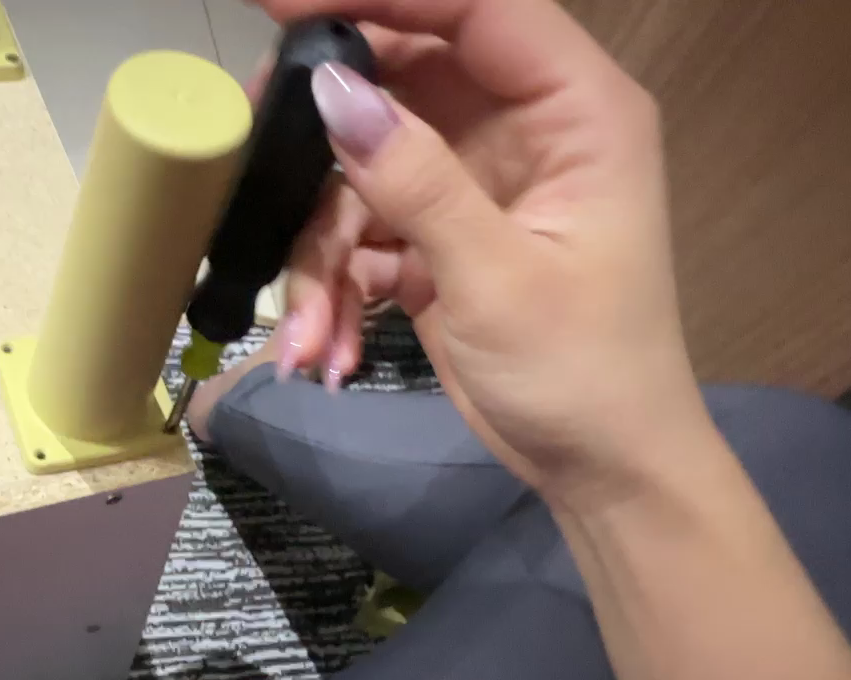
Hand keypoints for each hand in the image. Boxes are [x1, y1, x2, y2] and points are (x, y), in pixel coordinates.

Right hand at [265, 0, 716, 510]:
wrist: (593, 463)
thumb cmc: (577, 369)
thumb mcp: (494, 275)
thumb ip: (417, 181)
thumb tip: (333, 96)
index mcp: (570, 113)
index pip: (472, 7)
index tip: (283, 6)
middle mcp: (516, 137)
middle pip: (398, 96)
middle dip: (324, 151)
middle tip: (257, 174)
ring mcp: (468, 196)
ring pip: (364, 186)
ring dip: (323, 265)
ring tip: (310, 341)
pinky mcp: (434, 251)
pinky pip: (364, 246)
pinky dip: (337, 297)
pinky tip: (330, 351)